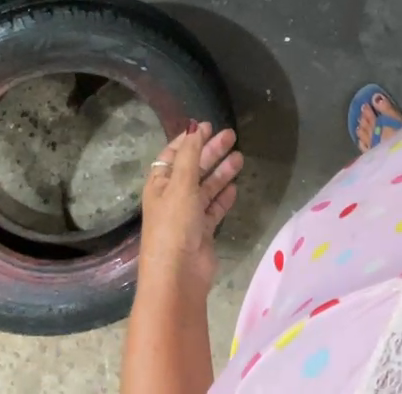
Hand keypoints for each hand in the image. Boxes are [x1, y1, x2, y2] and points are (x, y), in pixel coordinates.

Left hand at [138, 122, 241, 299]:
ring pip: (207, 187)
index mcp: (160, 184)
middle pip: (194, 167)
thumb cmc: (174, 224)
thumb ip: (191, 154)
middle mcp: (173, 197)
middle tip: (232, 136)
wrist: (178, 275)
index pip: (174, 154)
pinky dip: (224, 197)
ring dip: (221, 172)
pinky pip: (214, 208)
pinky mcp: (202, 231)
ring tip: (240, 157)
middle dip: (211, 151)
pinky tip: (235, 187)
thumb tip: (194, 125)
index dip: (190, 139)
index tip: (208, 126)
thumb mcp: (181, 183)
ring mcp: (188, 215)